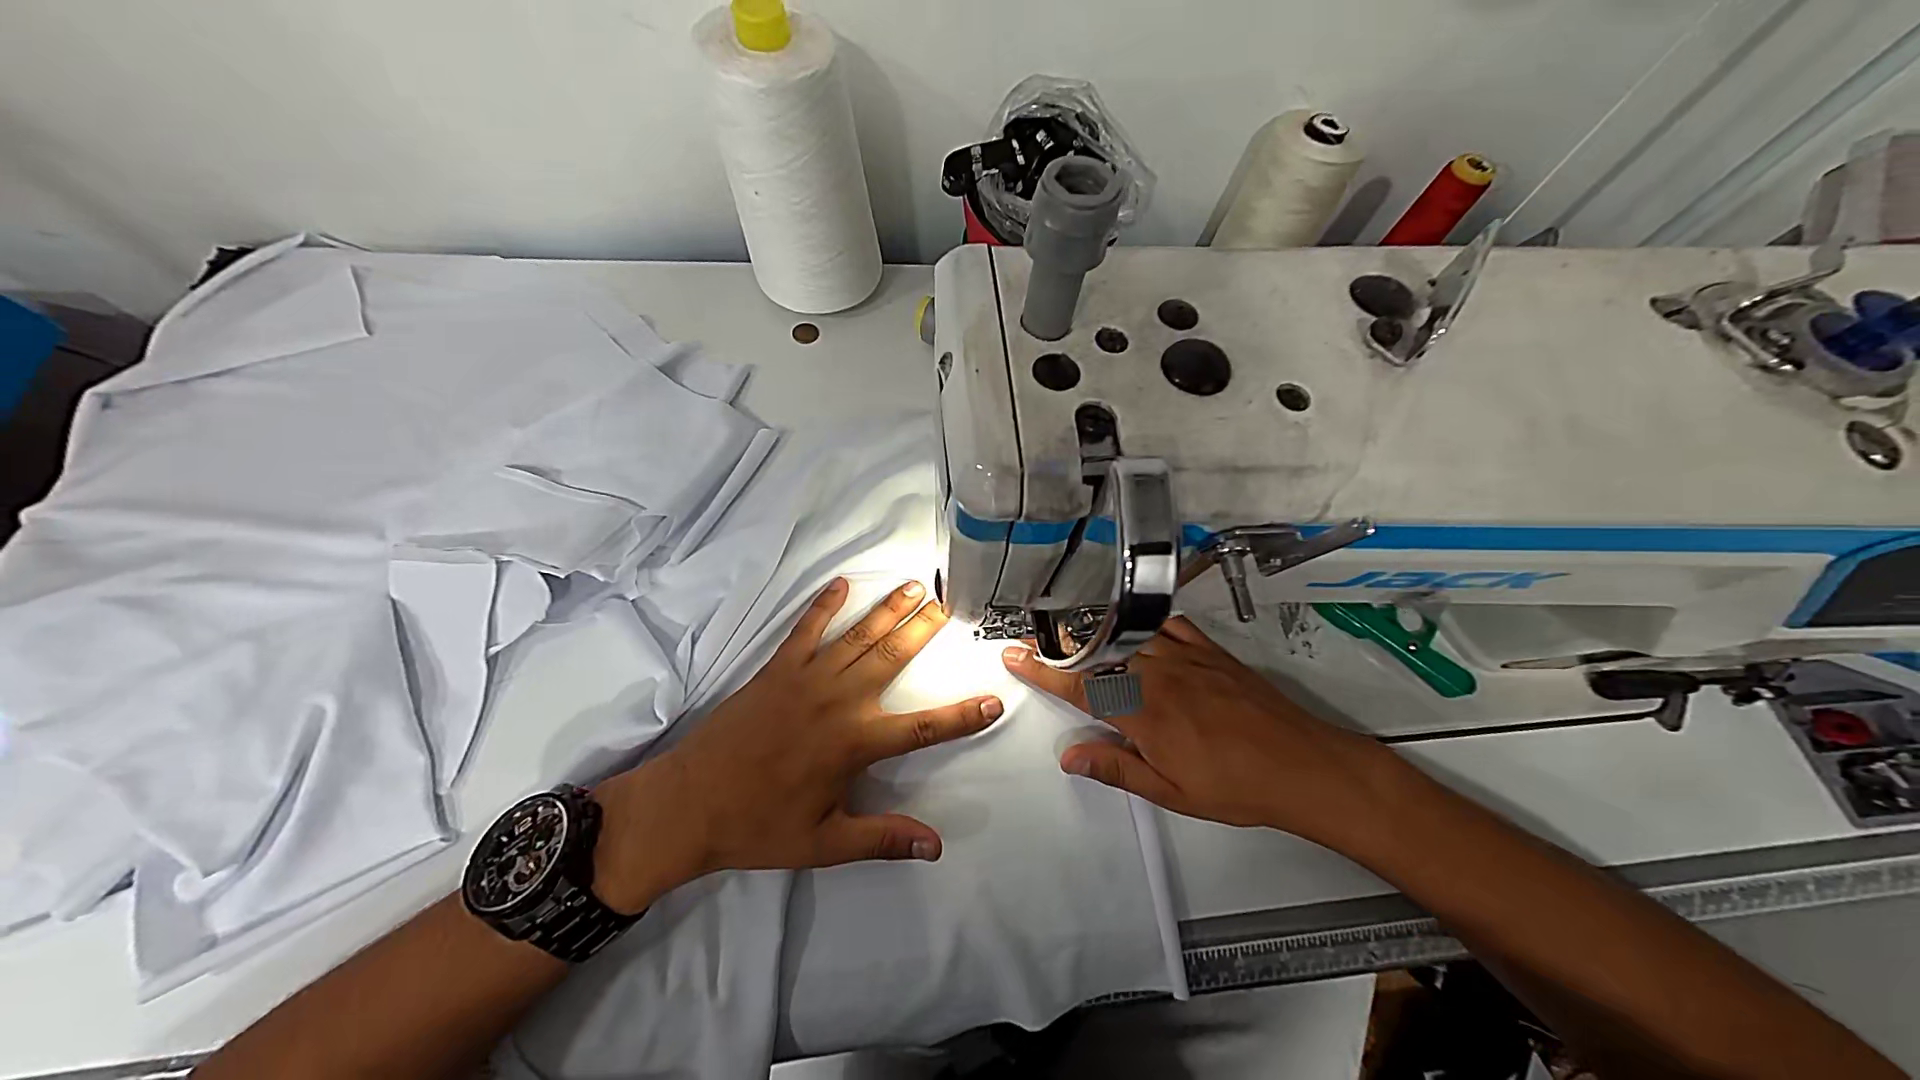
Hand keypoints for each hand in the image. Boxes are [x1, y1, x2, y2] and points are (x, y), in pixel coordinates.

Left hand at [591, 579, 1001, 911]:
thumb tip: (936, 846)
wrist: (687, 804)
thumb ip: (882, 839)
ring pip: (856, 637)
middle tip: (949, 606)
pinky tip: (841, 583)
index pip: (922, 728)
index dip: (961, 716)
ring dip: (887, 610)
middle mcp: (836, 702)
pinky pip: (804, 630)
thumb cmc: (758, 826)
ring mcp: (804, 680)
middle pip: (891, 659)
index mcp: (853, 744)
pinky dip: (823, 605)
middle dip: (923, 631)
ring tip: (913, 587)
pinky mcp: (774, 670)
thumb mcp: (824, 843)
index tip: (994, 699)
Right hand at [1003, 616, 1409, 847]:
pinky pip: (1170, 625)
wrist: (1305, 767)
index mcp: (1144, 713)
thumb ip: (1117, 768)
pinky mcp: (1212, 652)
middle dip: (1065, 652)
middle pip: (1099, 653)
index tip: (1017, 657)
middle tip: (1045, 651)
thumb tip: (1074, 757)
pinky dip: (1148, 625)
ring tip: (1086, 645)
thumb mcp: (1171, 791)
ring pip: (1129, 636)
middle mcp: (1160, 677)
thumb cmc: (1241, 785)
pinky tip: (1143, 635)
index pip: (1079, 685)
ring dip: (1101, 638)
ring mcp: (1187, 659)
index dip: (1042, 670)